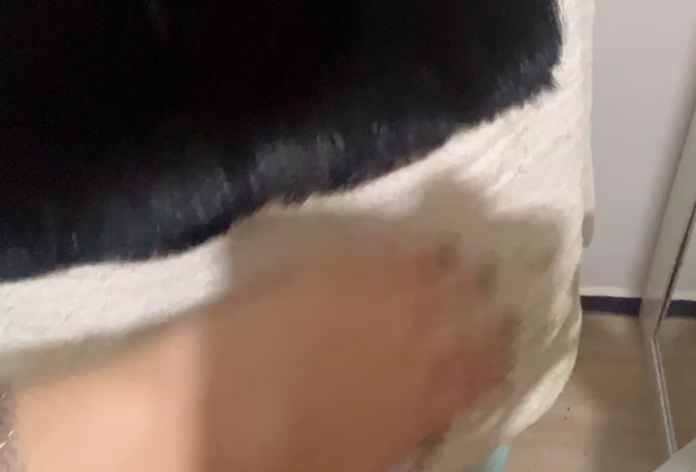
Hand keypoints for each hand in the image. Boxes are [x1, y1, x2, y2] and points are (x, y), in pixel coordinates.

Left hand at [108, 240, 510, 471]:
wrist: (186, 416)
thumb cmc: (269, 461)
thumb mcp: (353, 462)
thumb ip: (399, 436)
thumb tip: (428, 416)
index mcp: (410, 405)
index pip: (474, 376)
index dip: (496, 360)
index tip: (509, 346)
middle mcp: (403, 347)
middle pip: (463, 320)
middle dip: (488, 309)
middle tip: (502, 296)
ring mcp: (369, 304)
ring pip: (434, 282)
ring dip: (460, 274)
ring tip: (475, 262)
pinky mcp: (333, 273)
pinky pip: (391, 257)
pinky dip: (417, 252)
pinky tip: (430, 245)